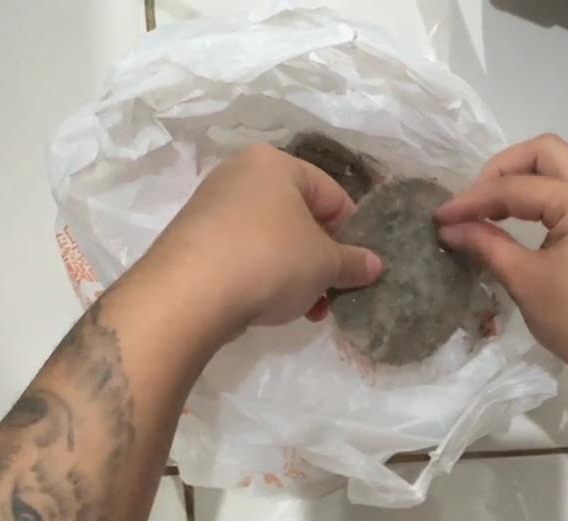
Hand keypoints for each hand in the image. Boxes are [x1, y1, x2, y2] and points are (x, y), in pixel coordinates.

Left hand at [129, 143, 382, 336]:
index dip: (353, 232)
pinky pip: (248, 255)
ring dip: (300, 276)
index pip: (332, 194)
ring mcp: (216, 207)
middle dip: (324, 260)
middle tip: (335, 292)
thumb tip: (375, 265)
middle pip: (302, 218)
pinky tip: (276, 308)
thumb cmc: (271, 260)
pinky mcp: (199, 240)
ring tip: (310, 309)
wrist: (192, 292)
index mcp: (276, 163)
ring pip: (276, 241)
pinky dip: (268, 278)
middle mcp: (242, 175)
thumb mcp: (325, 264)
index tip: (360, 267)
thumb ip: (354, 263)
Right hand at [435, 135, 567, 370]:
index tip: (442, 218)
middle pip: (546, 155)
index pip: (515, 189)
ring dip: (539, 174)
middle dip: (503, 172)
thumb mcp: (524, 280)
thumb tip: (451, 228)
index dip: (473, 201)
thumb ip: (486, 244)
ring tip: (510, 201)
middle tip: (474, 202)